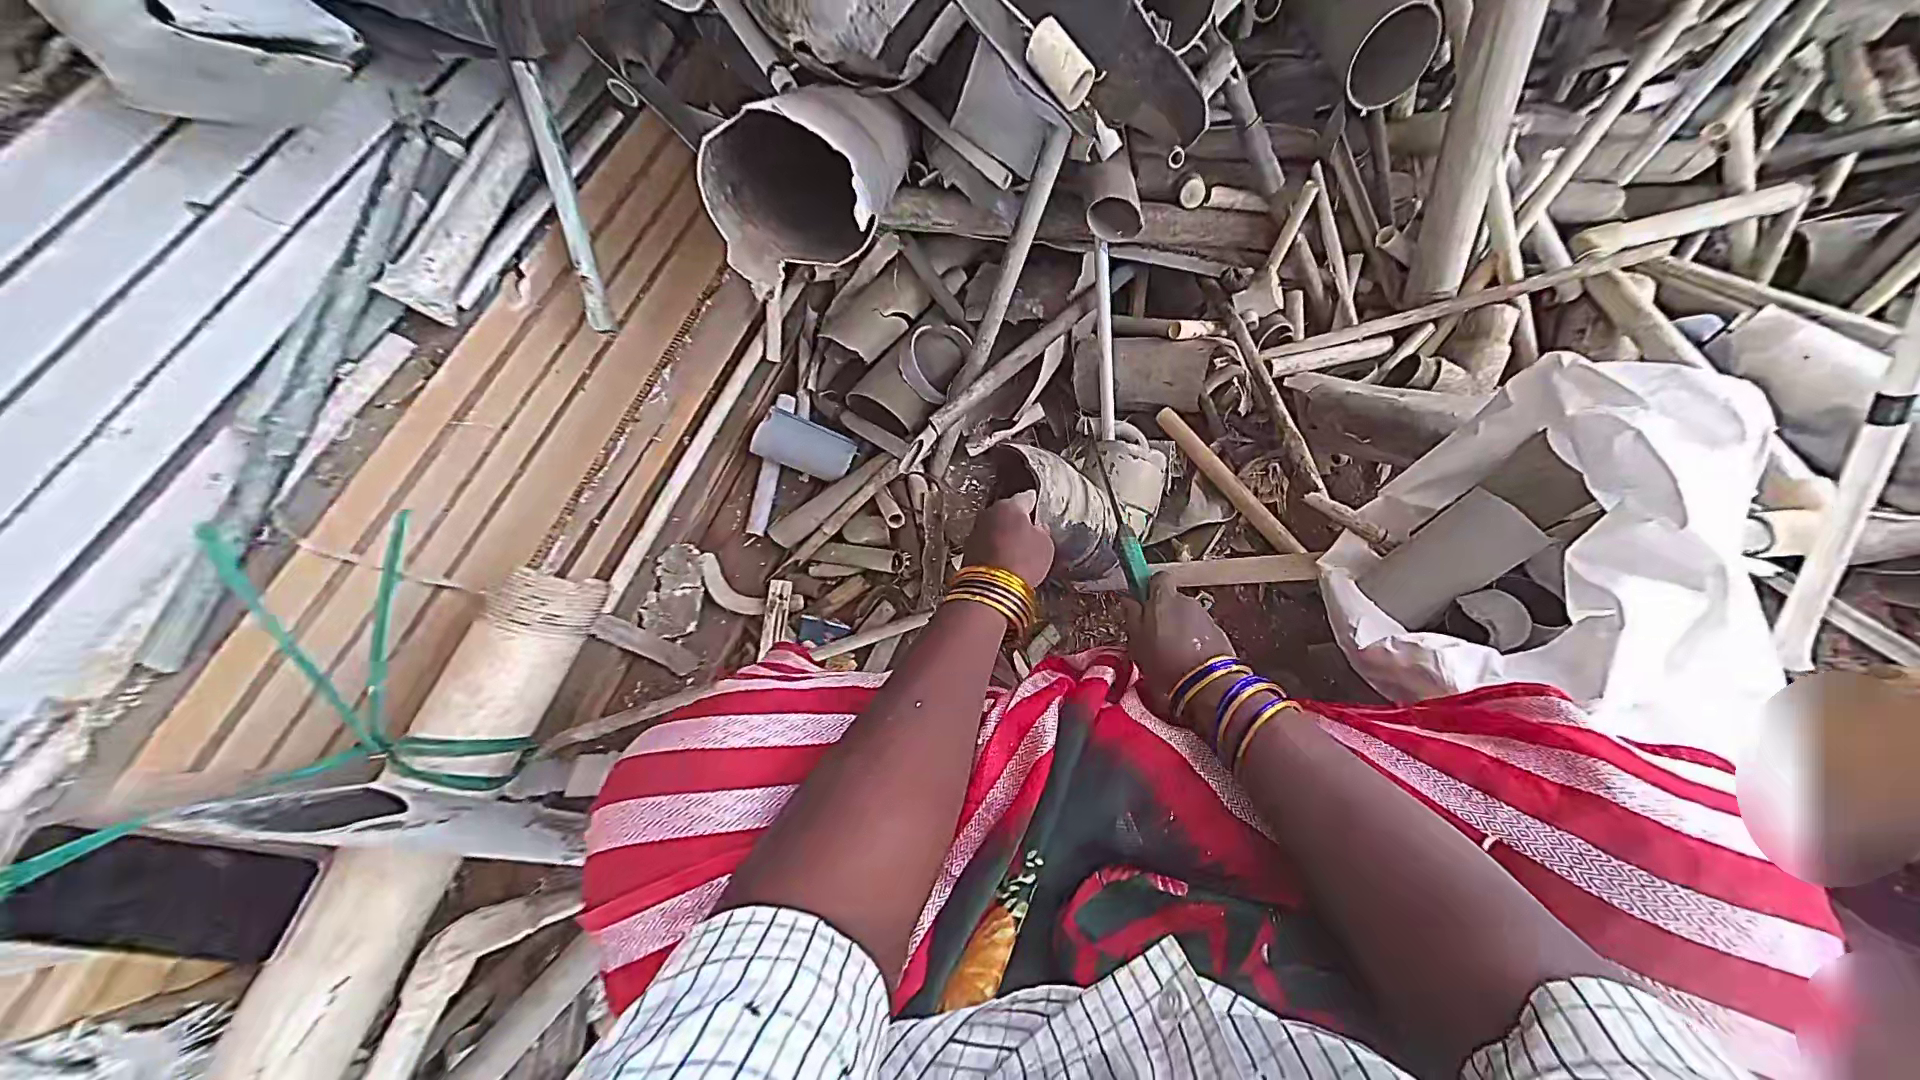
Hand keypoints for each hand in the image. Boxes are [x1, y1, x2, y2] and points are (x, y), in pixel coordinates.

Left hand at [963, 492, 1053, 586]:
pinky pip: (985, 543)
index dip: (1034, 504)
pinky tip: (1002, 559)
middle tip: (1028, 532)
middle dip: (1016, 520)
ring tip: (1015, 549)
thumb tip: (1038, 528)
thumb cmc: (1022, 561)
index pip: (1026, 498)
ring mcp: (975, 530)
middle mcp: (989, 513)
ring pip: (993, 527)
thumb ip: (1042, 531)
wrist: (991, 587)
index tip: (1037, 507)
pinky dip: (992, 548)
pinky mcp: (967, 549)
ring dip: (1002, 535)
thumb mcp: (1046, 545)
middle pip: (1006, 512)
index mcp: (1010, 506)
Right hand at [1122, 573, 1235, 725]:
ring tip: (1170, 651)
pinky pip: (1199, 630)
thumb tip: (1128, 599)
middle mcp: (1186, 601)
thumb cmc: (1163, 660)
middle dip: (1163, 612)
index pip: (1158, 578)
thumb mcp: (1136, 639)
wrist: (1205, 682)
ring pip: (1186, 616)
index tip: (1142, 603)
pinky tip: (1186, 658)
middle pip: (1172, 599)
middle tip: (1153, 634)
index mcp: (1163, 599)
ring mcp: (1205, 616)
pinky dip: (1192, 639)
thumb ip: (1132, 614)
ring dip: (1178, 628)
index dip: (1150, 588)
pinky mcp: (1218, 632)